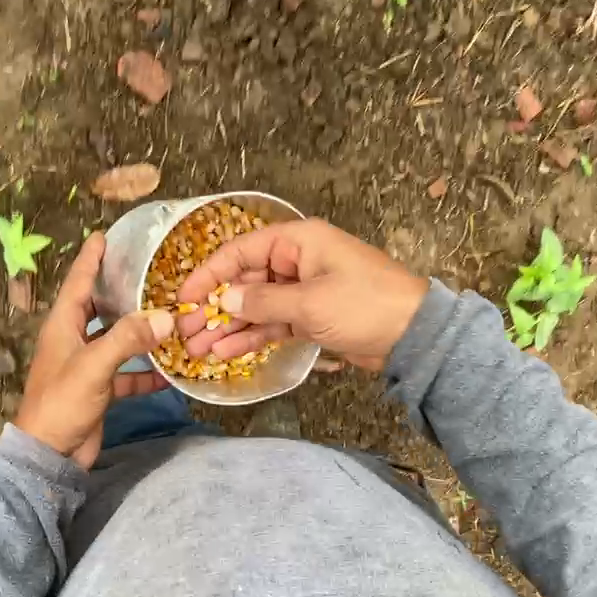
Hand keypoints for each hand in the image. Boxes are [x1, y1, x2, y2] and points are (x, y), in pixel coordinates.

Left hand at [16, 233, 175, 467]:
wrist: (49, 455)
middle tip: (148, 273)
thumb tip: (165, 316)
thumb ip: (128, 339)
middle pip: (99, 308)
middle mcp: (72, 341)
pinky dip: (145, 373)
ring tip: (170, 319)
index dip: (90, 259)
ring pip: (117, 341)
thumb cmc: (61, 404)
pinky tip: (170, 372)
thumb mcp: (94, 366)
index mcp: (62, 326)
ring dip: (141, 334)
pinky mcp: (99, 391)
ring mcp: (86, 367)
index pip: (77, 282)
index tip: (104, 235)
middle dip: (121, 292)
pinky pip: (126, 375)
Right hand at [173, 219, 428, 370]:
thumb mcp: (309, 302)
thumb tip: (224, 302)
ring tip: (198, 351)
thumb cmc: (365, 305)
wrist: (413, 335)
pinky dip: (251, 338)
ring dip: (227, 329)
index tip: (184, 297)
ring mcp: (303, 291)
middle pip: (244, 282)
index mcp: (298, 241)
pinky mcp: (310, 317)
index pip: (241, 251)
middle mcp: (297, 262)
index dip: (209, 274)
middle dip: (214, 309)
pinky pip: (272, 324)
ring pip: (255, 308)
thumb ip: (262, 302)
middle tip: (185, 333)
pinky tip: (226, 354)